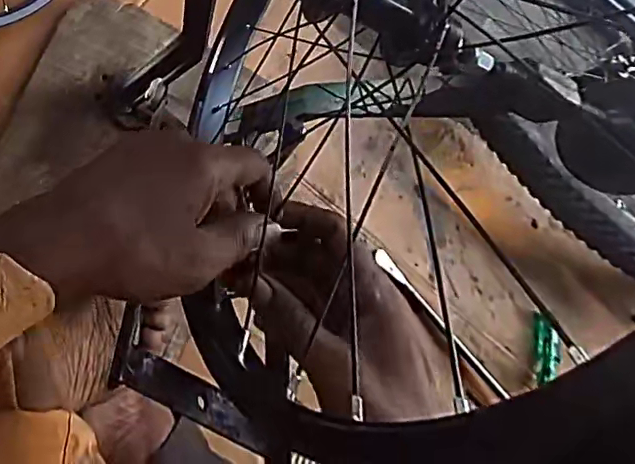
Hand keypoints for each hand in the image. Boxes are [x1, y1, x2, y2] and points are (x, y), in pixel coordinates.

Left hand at [0, 129, 270, 304]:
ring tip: (188, 248)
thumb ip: (242, 238)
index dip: (268, 192)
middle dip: (228, 207)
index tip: (266, 226)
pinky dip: (168, 198)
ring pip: (187, 173)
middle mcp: (174, 140)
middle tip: (225, 253)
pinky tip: (156, 231)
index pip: (254, 162)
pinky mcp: (117, 155)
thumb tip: (267, 225)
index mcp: (202, 159)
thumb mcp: (200, 258)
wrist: (62, 237)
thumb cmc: (137, 250)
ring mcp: (141, 144)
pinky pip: (158, 173)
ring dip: (196, 205)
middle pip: (219, 169)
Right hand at [229, 201, 448, 421]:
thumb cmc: (395, 418)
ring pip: (308, 286)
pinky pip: (308, 315)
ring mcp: (356, 325)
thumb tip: (253, 282)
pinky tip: (259, 314)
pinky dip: (282, 309)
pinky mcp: (345, 349)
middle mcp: (365, 301)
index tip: (264, 216)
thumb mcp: (334, 364)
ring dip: (274, 281)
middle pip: (316, 257)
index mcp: (375, 293)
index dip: (300, 217)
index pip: (336, 233)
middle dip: (276, 252)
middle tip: (239, 255)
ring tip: (241, 282)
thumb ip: (291, 320)